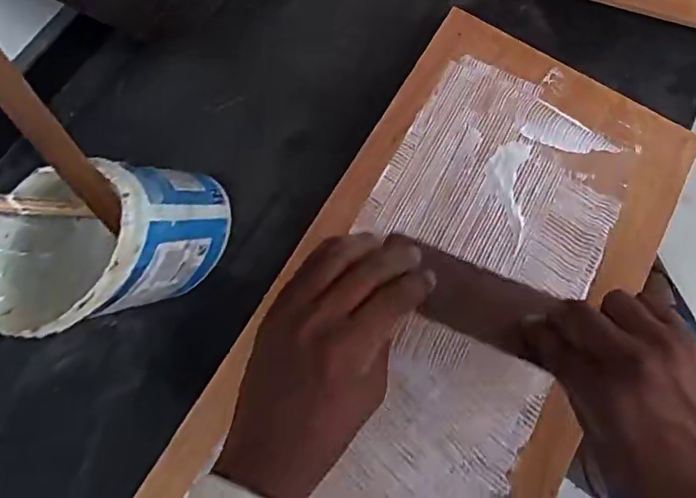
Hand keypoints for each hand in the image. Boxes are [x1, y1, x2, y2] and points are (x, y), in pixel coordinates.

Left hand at [212, 233, 433, 497]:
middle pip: (368, 271)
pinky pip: (307, 265)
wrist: (267, 453)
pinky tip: (350, 249)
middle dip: (397, 258)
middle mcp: (321, 321)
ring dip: (364, 244)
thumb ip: (384, 341)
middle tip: (414, 254)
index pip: (392, 299)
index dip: (416, 284)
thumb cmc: (327, 431)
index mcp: (349, 350)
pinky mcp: (276, 306)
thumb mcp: (371, 391)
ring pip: (335, 256)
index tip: (429, 277)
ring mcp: (294, 310)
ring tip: (383, 243)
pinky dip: (332, 251)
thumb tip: (397, 302)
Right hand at [525, 287, 695, 497]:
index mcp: (607, 396)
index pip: (557, 347)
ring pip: (615, 299)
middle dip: (562, 317)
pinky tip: (639, 331)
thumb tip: (561, 364)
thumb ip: (580, 403)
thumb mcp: (606, 456)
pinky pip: (652, 301)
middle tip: (560, 325)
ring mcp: (663, 341)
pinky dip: (639, 312)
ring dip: (605, 315)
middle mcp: (631, 358)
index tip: (530, 327)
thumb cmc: (661, 482)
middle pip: (579, 313)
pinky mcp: (688, 335)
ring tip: (608, 333)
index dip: (538, 334)